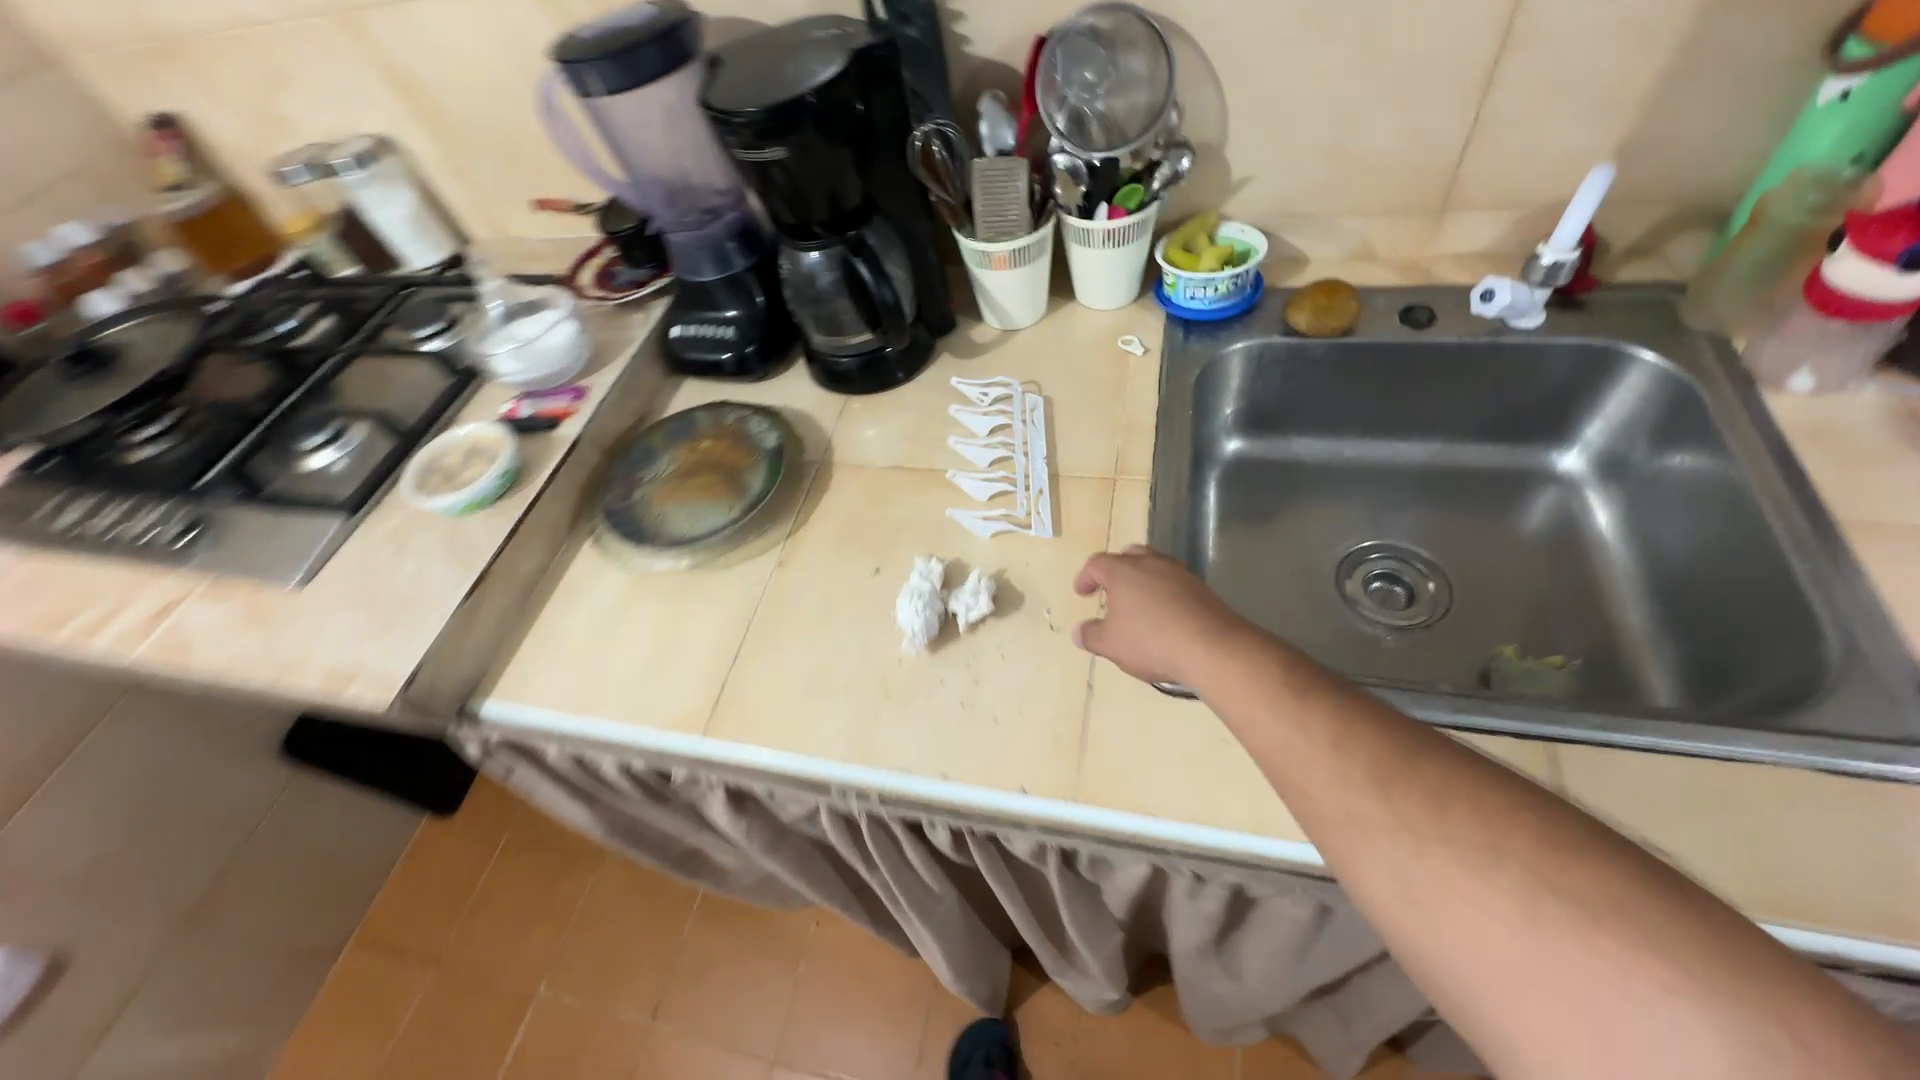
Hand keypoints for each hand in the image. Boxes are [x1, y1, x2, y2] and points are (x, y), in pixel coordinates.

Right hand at [1073, 545, 1258, 686]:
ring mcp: (1180, 574)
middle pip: (1129, 556)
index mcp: (1123, 571)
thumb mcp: (1110, 644)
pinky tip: (1165, 617)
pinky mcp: (1201, 589)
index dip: (1085, 577)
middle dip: (1117, 572)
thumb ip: (1091, 635)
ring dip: (1143, 581)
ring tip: (1139, 606)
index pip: (1097, 563)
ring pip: (1155, 567)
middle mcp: (1152, 564)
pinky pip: (1175, 583)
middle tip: (1112, 593)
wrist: (1211, 647)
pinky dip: (1164, 594)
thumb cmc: (1151, 641)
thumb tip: (1079, 631)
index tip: (1082, 594)